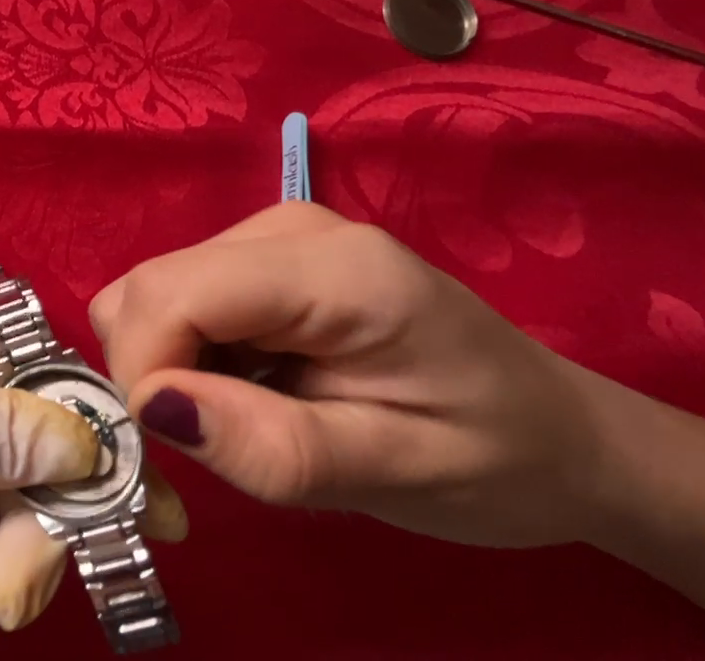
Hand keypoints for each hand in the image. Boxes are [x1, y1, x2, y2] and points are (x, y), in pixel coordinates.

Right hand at [89, 201, 602, 548]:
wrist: (559, 435)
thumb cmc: (493, 462)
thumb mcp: (394, 476)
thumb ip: (273, 446)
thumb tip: (150, 407)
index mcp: (335, 270)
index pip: (172, 295)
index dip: (145, 368)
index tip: (175, 444)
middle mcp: (283, 228)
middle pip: (147, 288)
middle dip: (151, 371)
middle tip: (215, 438)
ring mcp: (265, 234)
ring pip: (145, 292)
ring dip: (164, 363)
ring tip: (240, 412)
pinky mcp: (253, 254)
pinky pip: (169, 298)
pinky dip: (179, 352)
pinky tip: (242, 384)